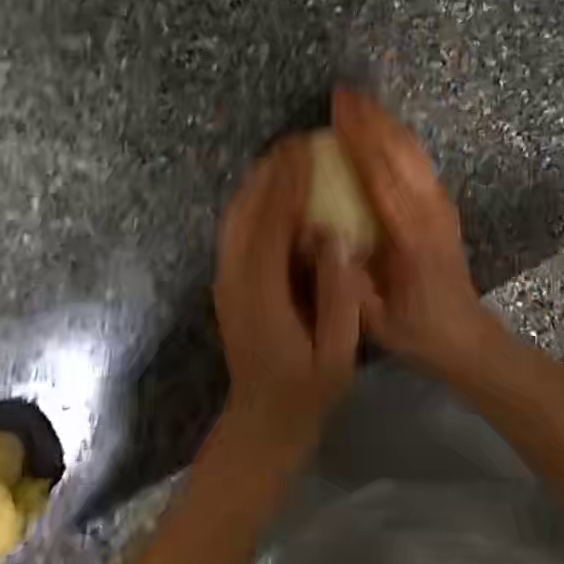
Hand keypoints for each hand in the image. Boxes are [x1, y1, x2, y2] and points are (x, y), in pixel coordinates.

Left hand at [213, 136, 360, 458]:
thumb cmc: (307, 392)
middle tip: (297, 141)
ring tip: (285, 156)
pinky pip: (236, 232)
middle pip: (246, 213)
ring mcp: (226, 281)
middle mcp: (235, 280)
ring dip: (258, 184)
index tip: (306, 151)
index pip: (273, 226)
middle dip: (270, 173)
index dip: (289, 185)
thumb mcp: (336, 354)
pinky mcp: (228, 284)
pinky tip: (272, 191)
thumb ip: (337, 296)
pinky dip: (251, 203)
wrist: (261, 423)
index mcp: (263, 296)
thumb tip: (335, 237)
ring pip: (235, 219)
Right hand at [330, 86, 500, 372]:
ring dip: (386, 124)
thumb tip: (313, 232)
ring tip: (360, 102)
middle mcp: (430, 212)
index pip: (381, 178)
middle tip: (343, 93)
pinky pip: (420, 162)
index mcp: (411, 238)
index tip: (337, 113)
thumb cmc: (415, 330)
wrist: (465, 333)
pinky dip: (400, 139)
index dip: (359, 141)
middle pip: (399, 154)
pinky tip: (384, 128)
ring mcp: (441, 206)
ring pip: (413, 153)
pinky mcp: (444, 206)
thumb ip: (346, 278)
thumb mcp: (373, 320)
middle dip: (371, 120)